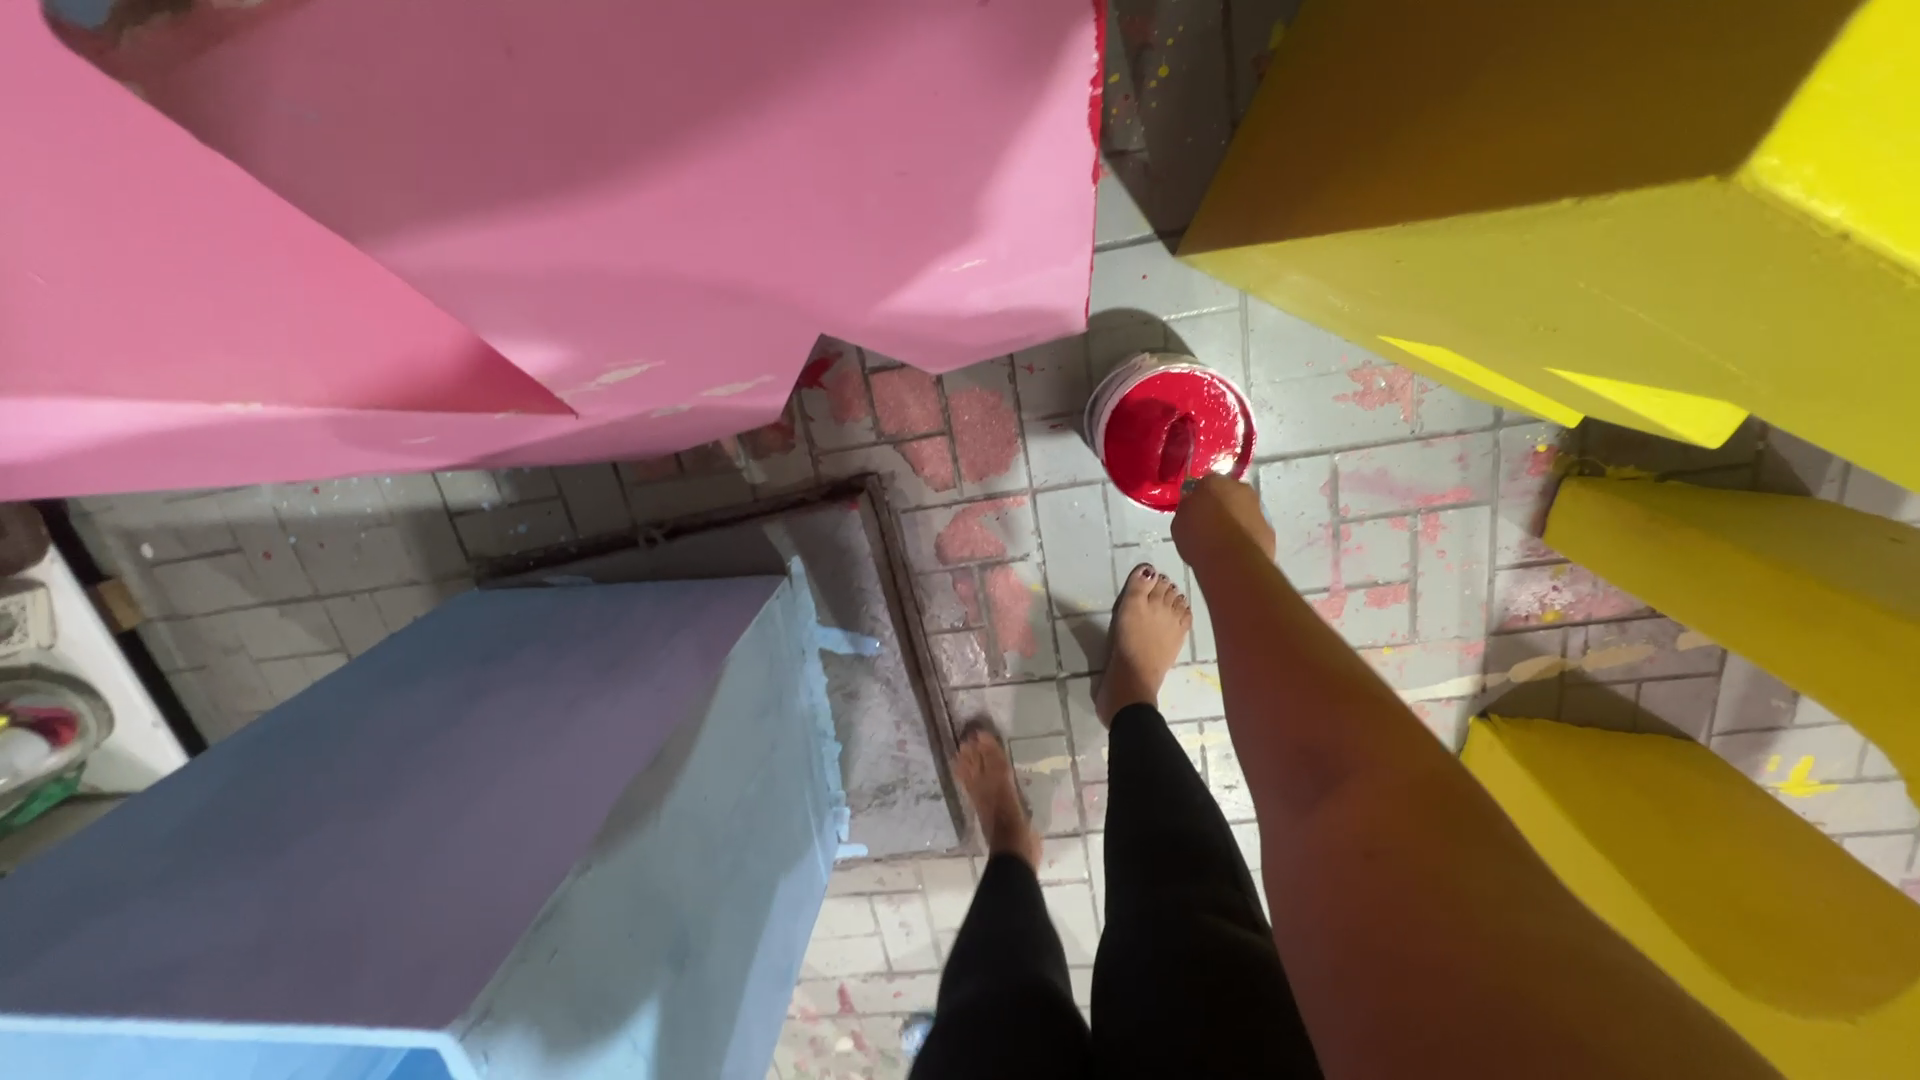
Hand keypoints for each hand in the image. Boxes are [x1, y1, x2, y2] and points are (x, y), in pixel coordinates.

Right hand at [1174, 474, 1275, 563]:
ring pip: (1243, 510)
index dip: (1198, 496)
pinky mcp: (1269, 529)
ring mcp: (1258, 509)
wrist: (1232, 561)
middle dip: (1220, 505)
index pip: (1204, 483)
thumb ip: (1188, 509)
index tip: (1193, 510)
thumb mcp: (1180, 522)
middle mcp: (1240, 489)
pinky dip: (1245, 535)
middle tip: (1208, 524)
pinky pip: (1252, 528)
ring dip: (1234, 519)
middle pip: (1228, 493)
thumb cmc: (1199, 538)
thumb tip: (1193, 507)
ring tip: (1221, 540)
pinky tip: (1235, 550)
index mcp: (1214, 482)